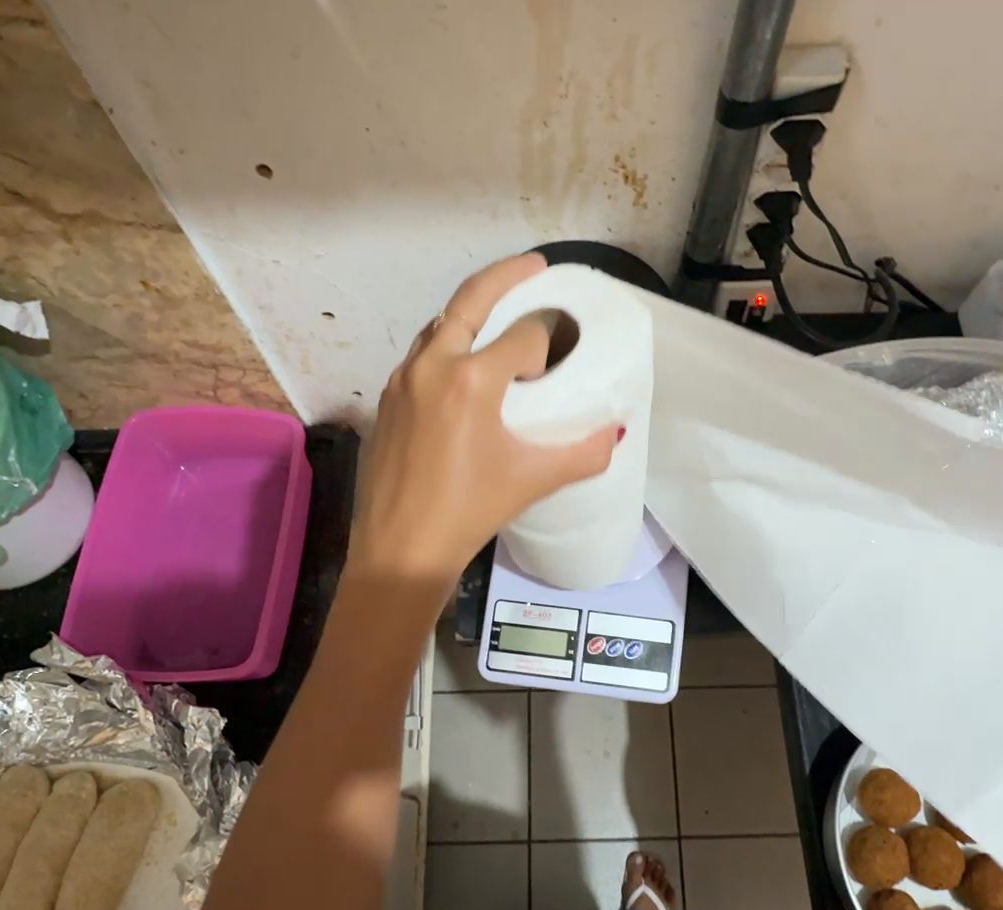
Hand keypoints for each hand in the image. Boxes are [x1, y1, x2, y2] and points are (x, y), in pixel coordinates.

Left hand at [348, 254, 619, 583]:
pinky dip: (447, 344)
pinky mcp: (388, 400)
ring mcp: (402, 380)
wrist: (399, 549)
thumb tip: (615, 435)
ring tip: (499, 317)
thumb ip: (583, 454)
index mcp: (471, 378)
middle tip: (535, 267)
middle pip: (470, 300)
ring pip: (440, 325)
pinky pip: (422, 354)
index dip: (550, 340)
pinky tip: (463, 368)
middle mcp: (432, 365)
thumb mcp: (533, 481)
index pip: (524, 336)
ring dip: (471, 312)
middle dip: (506, 277)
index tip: (563, 359)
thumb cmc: (469, 512)